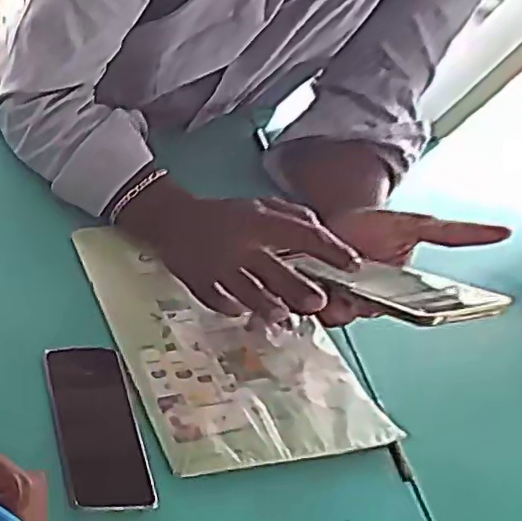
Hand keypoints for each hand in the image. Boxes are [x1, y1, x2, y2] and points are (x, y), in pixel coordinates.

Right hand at [116, 177, 358, 324]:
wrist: (171, 222)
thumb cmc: (221, 215)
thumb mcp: (257, 205)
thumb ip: (291, 216)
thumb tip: (323, 233)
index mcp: (257, 221)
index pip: (302, 235)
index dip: (330, 250)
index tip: (350, 264)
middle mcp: (239, 246)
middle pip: (276, 273)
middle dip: (300, 290)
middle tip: (318, 302)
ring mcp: (217, 269)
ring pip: (249, 294)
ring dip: (270, 307)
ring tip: (284, 315)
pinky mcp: (199, 284)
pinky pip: (221, 303)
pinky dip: (235, 309)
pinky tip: (245, 312)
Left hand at [317, 209, 512, 326]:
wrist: (337, 216)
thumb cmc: (377, 225)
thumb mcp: (416, 226)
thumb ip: (454, 233)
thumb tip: (502, 233)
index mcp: (386, 295)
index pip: (391, 311)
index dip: (384, 306)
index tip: (379, 296)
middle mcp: (357, 303)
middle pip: (353, 315)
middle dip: (351, 303)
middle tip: (348, 286)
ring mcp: (328, 298)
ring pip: (326, 312)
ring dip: (324, 299)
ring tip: (325, 280)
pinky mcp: (299, 291)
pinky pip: (298, 303)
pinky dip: (299, 293)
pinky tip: (303, 278)